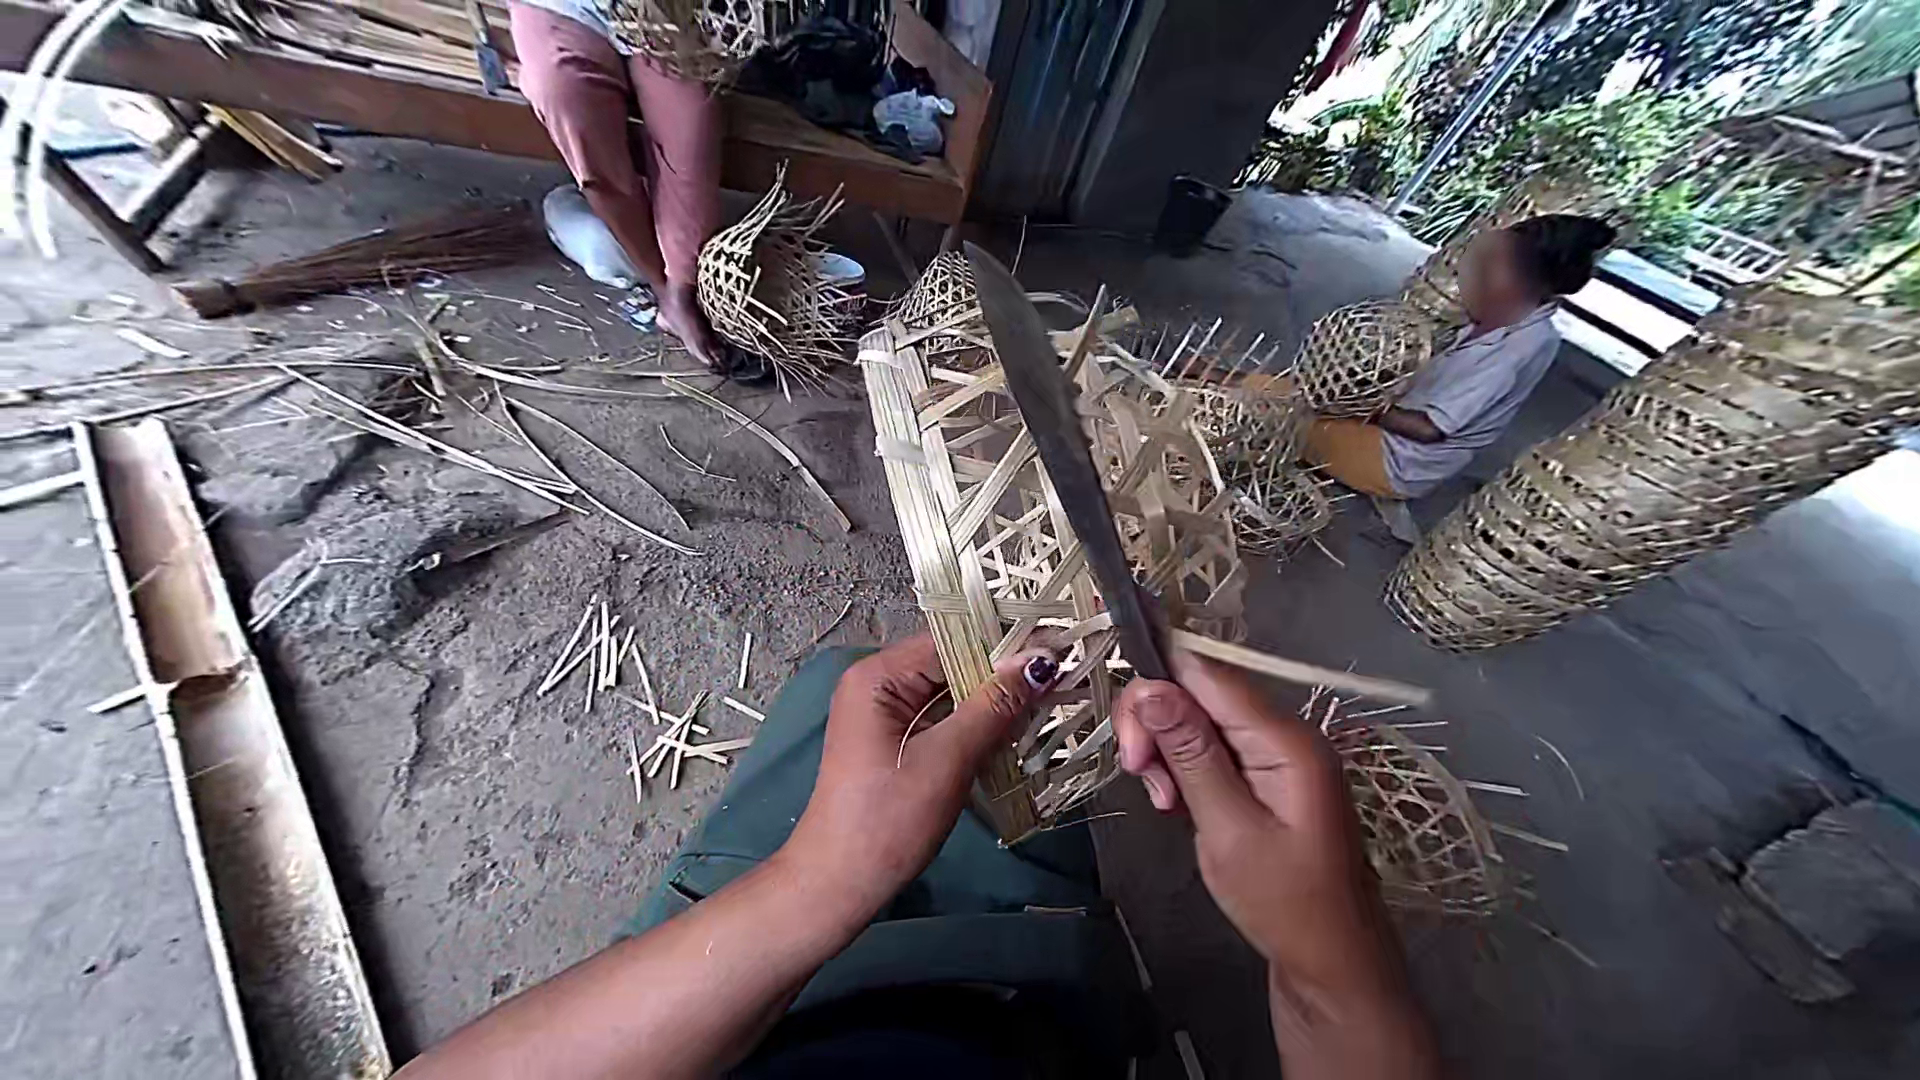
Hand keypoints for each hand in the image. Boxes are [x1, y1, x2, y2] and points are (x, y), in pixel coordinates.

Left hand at [781, 636, 1058, 914]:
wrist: (837, 886)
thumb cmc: (887, 820)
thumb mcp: (947, 758)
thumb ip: (994, 705)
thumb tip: (1040, 660)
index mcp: (878, 675)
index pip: (951, 639)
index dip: (1003, 642)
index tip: (1055, 645)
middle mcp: (878, 682)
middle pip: (951, 661)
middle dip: (1001, 670)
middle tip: (1059, 673)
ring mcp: (885, 711)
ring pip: (951, 689)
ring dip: (993, 696)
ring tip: (1047, 693)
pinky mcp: (895, 737)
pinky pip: (943, 714)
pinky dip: (975, 719)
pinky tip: (1013, 722)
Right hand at [1113, 650, 1439, 1078]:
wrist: (1332, 965)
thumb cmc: (1283, 904)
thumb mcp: (1228, 829)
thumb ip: (1189, 753)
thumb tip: (1149, 687)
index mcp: (1285, 739)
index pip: (1206, 674)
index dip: (1157, 686)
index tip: (1129, 736)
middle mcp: (1281, 731)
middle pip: (1196, 691)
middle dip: (1155, 723)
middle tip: (1137, 772)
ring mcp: (1272, 749)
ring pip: (1193, 717)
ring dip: (1163, 748)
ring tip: (1161, 799)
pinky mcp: (1261, 768)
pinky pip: (1206, 743)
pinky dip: (1179, 764)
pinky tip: (1174, 799)